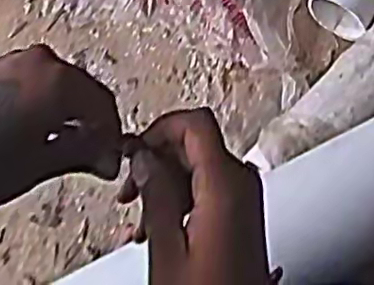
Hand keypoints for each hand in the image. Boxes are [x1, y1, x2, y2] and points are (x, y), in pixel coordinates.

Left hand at [0, 45, 122, 226]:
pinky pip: (34, 79)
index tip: (111, 157)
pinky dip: (43, 100)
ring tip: (62, 144)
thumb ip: (81, 153)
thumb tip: (108, 158)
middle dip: (89, 119)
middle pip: (81, 88)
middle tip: (92, 154)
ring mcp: (16, 59)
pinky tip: (36, 128)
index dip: (111, 133)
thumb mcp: (37, 165)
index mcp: (57, 81)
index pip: (101, 103)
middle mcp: (41, 60)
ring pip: (58, 82)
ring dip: (66, 109)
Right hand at [120, 109, 269, 284]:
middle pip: (195, 143)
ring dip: (166, 184)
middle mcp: (241, 181)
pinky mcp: (242, 214)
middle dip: (158, 160)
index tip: (134, 150)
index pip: (195, 123)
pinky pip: (208, 188)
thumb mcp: (168, 251)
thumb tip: (144, 156)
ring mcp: (244, 197)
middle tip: (129, 189)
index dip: (160, 129)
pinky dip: (181, 199)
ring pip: (199, 166)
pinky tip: (159, 228)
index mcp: (226, 182)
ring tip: (140, 219)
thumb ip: (156, 194)